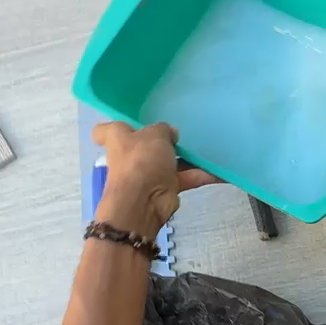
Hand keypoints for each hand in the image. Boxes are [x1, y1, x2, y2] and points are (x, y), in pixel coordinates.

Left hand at [92, 121, 218, 235]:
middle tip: (182, 131)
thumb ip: (164, 130)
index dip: (116, 126)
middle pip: (146, 144)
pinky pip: (185, 177)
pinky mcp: (165, 188)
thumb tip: (171, 135)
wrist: (144, 202)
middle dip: (163, 140)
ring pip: (169, 161)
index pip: (105, 131)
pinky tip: (221, 170)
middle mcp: (130, 155)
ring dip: (188, 158)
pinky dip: (202, 175)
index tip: (133, 123)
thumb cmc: (142, 161)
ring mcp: (148, 173)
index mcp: (118, 138)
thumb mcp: (155, 135)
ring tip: (209, 147)